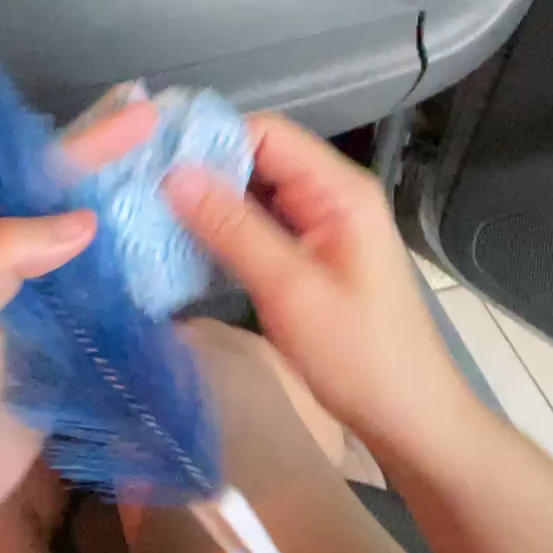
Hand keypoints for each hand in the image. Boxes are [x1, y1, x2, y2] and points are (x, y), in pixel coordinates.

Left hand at [0, 100, 157, 512]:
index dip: (87, 146)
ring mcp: (46, 299)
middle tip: (173, 139)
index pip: (35, 180)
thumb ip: (2, 256)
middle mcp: (12, 260)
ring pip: (96, 242)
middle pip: (71, 201)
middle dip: (117, 167)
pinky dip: (139, 269)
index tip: (139, 115)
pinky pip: (110, 291)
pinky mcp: (73, 337)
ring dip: (134, 212)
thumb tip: (84, 220)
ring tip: (186, 182)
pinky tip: (173, 250)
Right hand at [162, 112, 474, 441]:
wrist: (409, 419)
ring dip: (208, 203)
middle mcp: (329, 195)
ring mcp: (319, 225)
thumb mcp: (290, 289)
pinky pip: (258, 225)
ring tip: (153, 214)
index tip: (157, 163)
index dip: (211, 141)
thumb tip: (174, 175)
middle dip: (203, 172)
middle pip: (257, 159)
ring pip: (253, 193)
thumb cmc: (359, 356)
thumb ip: (232, 228)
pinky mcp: (307, 254)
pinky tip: (186, 244)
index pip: (266, 133)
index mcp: (338, 190)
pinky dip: (223, 230)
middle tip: (144, 191)